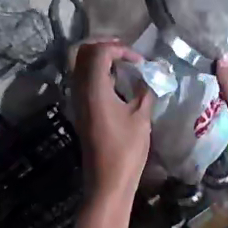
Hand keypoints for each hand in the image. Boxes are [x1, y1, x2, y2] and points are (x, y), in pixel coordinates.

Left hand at [73, 40, 155, 198]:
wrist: (107, 181)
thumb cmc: (126, 150)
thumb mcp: (141, 118)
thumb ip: (145, 91)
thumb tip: (150, 77)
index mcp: (94, 89)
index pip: (100, 52)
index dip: (120, 49)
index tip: (140, 61)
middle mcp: (80, 91)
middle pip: (84, 54)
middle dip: (106, 47)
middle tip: (128, 53)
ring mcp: (78, 101)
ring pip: (81, 67)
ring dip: (101, 60)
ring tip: (124, 65)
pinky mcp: (81, 111)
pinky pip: (84, 81)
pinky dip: (99, 74)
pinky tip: (117, 84)